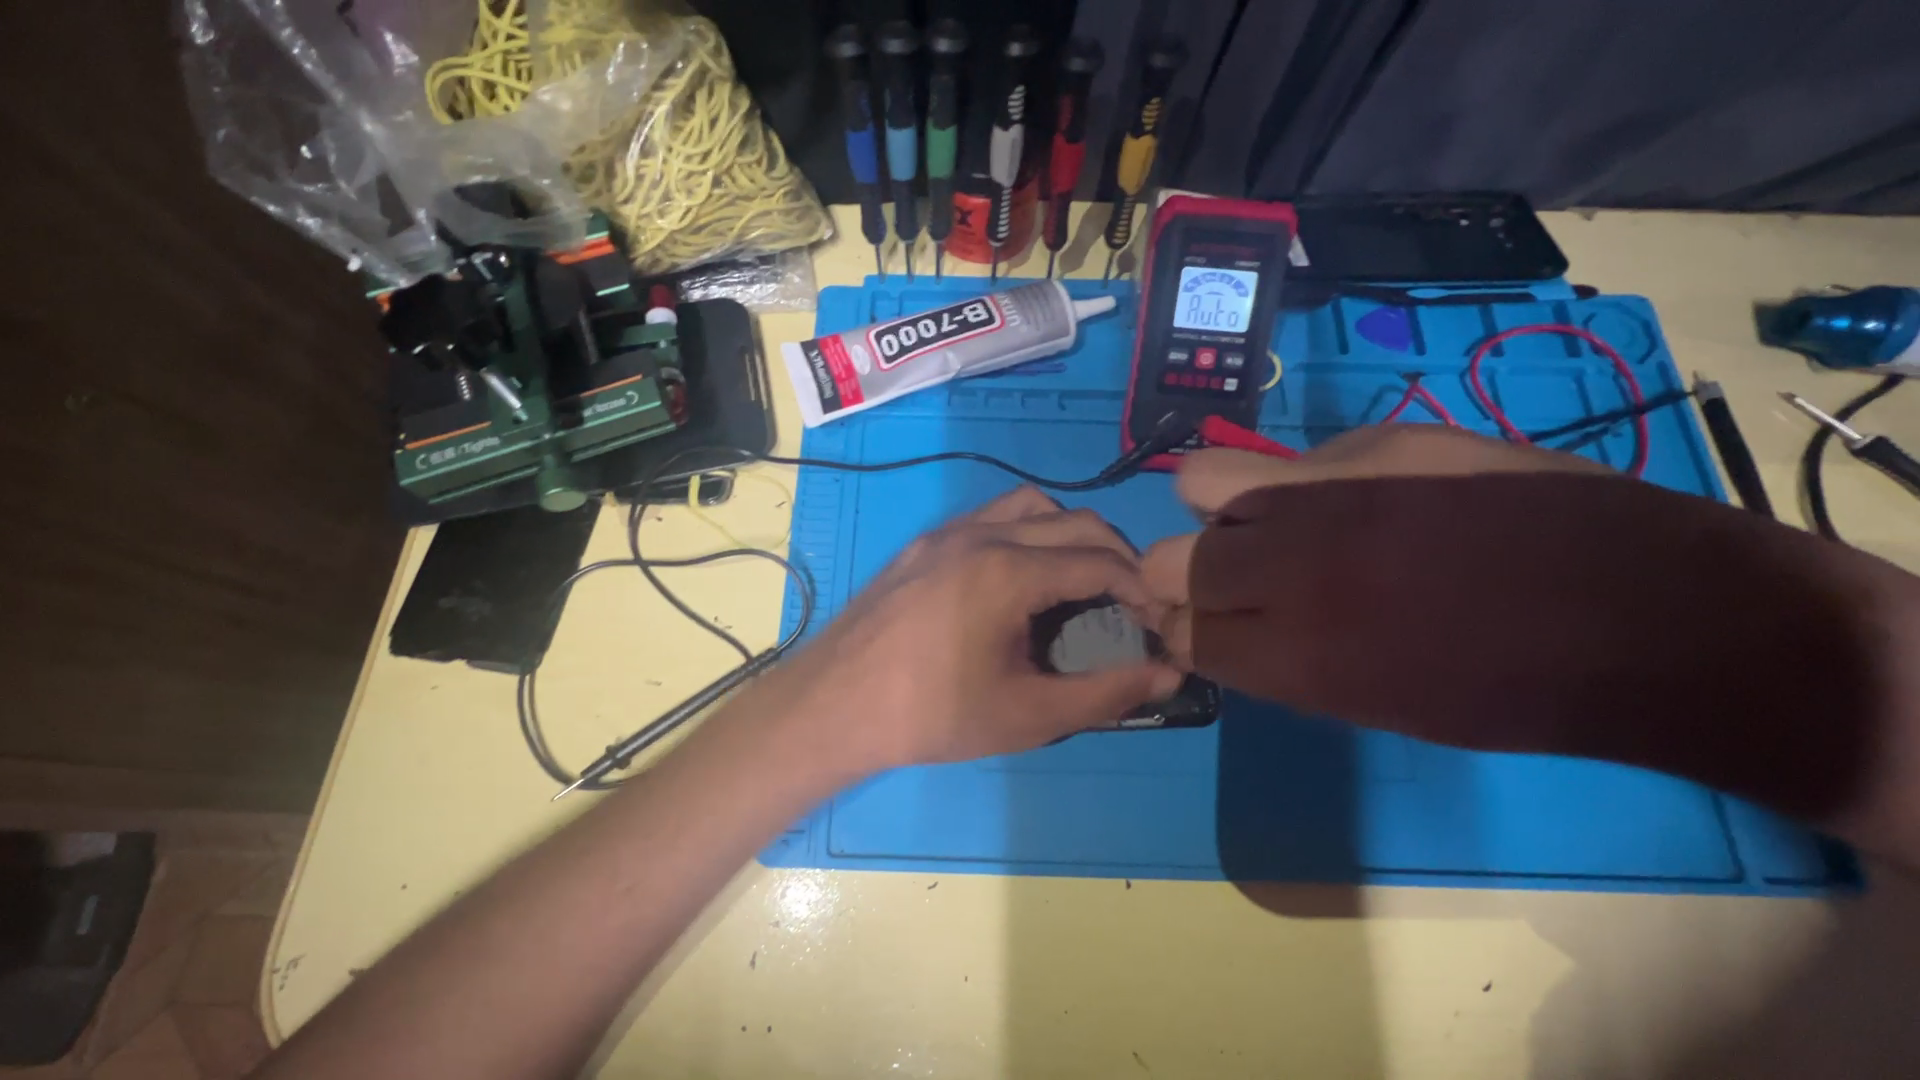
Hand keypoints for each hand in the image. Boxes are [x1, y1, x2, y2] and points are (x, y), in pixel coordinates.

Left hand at [758, 487, 1183, 774]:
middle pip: (1074, 521)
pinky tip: (1019, 579)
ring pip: (1030, 505)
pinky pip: (991, 516)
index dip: (1141, 589)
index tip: (1157, 621)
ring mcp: (946, 532)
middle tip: (1128, 602)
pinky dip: (1025, 532)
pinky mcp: (923, 543)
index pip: (1101, 561)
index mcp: (1009, 570)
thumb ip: (1105, 693)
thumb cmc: (931, 715)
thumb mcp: (1027, 716)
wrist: (832, 706)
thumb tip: (1168, 675)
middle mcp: (981, 533)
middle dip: (1115, 555)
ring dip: (1068, 533)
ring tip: (1077, 581)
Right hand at [1141, 425, 1602, 665]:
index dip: (1182, 628)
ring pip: (1202, 483)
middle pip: (1169, 560)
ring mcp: (1329, 490)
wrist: (1652, 617)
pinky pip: (1295, 462)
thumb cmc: (1513, 694)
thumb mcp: (1373, 704)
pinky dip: (1308, 487)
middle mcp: (1291, 566)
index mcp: (1293, 655)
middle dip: (1186, 576)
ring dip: (1224, 511)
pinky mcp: (1378, 440)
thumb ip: (1278, 661)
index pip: (1177, 629)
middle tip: (1234, 579)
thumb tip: (1218, 626)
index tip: (1200, 624)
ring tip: (1280, 525)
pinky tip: (1374, 503)